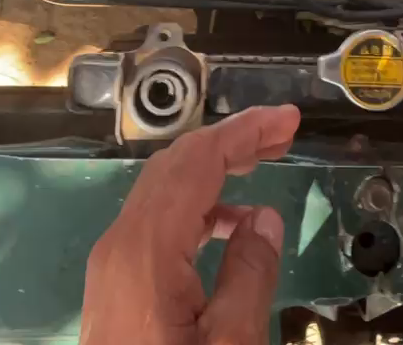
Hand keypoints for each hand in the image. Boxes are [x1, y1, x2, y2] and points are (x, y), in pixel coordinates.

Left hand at [80, 104, 300, 344]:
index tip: (288, 119)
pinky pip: (159, 219)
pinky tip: (231, 223)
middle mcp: (122, 242)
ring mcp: (114, 261)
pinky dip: (198, 204)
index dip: (245, 131)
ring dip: (215, 168)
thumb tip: (263, 219)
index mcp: (146, 248)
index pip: (198, 162)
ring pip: (166, 188)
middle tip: (283, 134)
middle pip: (178, 164)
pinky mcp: (116, 282)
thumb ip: (249, 275)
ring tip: (264, 164)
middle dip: (232, 140)